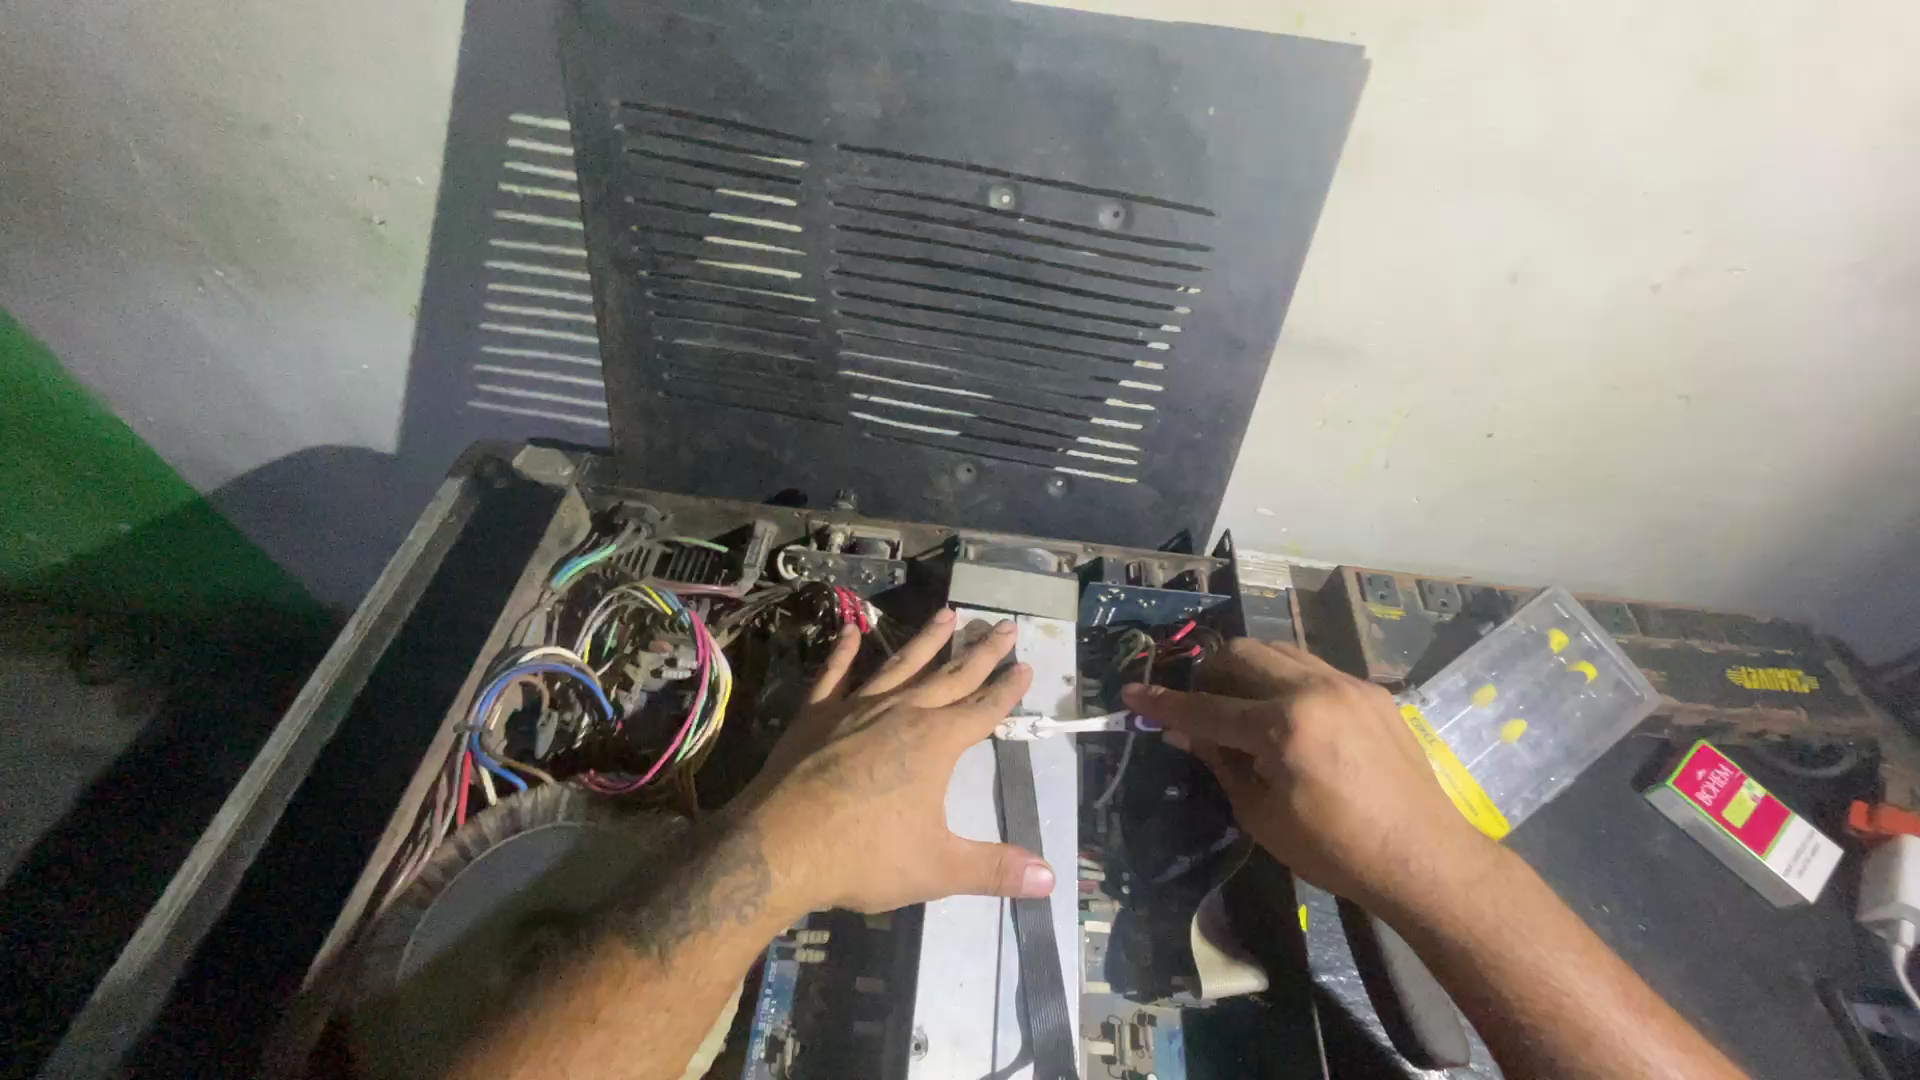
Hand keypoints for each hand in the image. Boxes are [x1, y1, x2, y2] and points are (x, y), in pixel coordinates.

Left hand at [741, 609, 1053, 915]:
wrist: (778, 847)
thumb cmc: (864, 856)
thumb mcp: (937, 868)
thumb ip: (995, 869)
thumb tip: (1051, 878)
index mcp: (935, 742)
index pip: (983, 709)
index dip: (1008, 689)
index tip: (1026, 666)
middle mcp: (901, 712)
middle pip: (951, 675)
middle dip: (981, 651)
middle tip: (1004, 624)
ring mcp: (856, 708)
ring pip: (901, 664)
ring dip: (926, 639)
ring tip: (947, 613)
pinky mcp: (816, 715)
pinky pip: (834, 675)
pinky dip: (843, 652)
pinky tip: (850, 630)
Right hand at [1122, 639, 1500, 919]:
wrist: (1425, 859)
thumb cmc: (1334, 849)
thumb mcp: (1260, 814)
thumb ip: (1219, 761)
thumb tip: (1181, 733)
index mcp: (1282, 729)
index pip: (1205, 708)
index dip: (1163, 703)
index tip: (1131, 693)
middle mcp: (1312, 691)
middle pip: (1239, 653)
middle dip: (1208, 673)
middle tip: (1201, 703)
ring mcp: (1346, 684)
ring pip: (1276, 650)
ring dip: (1247, 668)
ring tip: (1243, 703)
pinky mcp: (1370, 690)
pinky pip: (1311, 667)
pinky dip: (1285, 680)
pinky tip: (1290, 714)